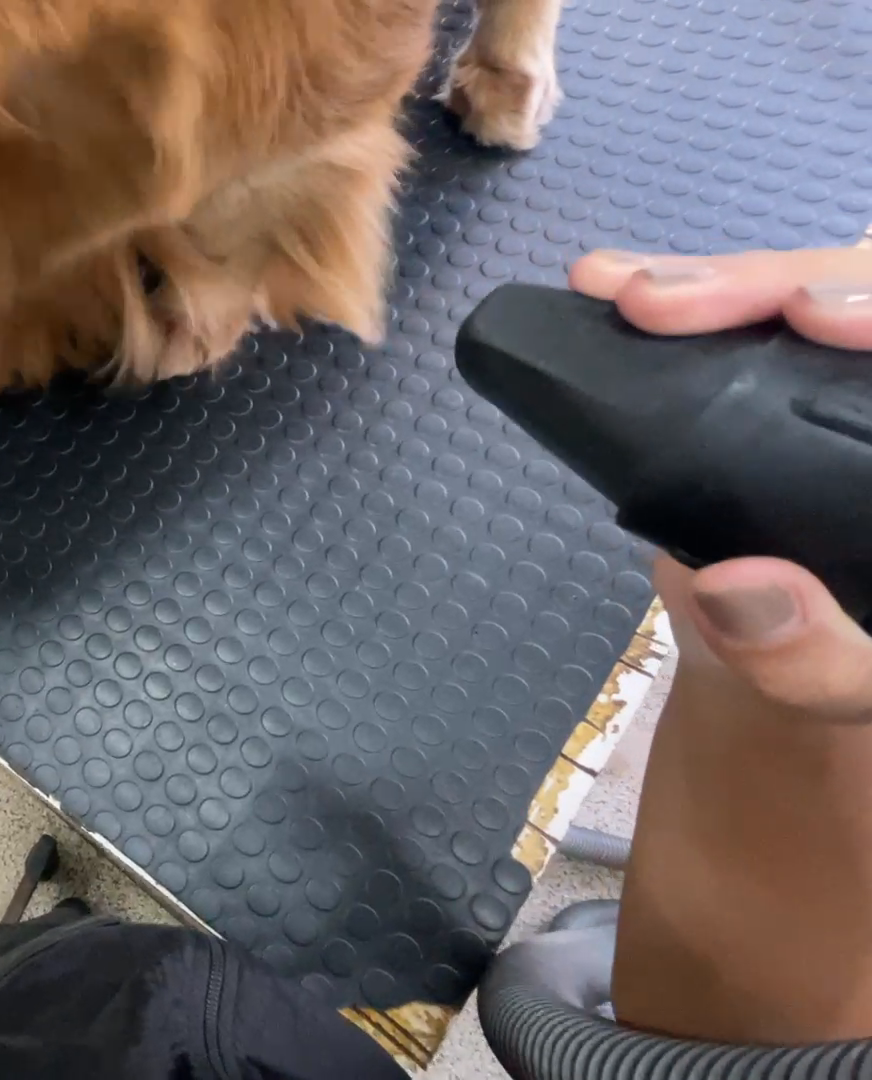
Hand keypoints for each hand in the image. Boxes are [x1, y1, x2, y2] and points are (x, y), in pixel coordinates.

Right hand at [569, 243, 871, 722]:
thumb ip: (814, 661)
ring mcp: (846, 383)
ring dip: (722, 279)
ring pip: (819, 286)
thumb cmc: (844, 667)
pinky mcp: (780, 376)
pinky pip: (748, 312)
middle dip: (787, 281)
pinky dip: (683, 291)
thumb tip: (735, 581)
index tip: (815, 318)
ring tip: (617, 289)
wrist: (795, 640)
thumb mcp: (845, 690)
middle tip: (659, 305)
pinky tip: (612, 284)